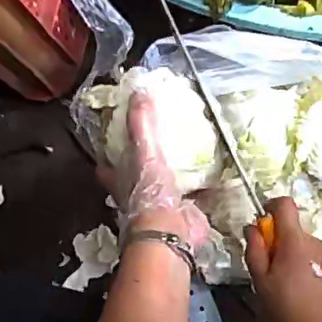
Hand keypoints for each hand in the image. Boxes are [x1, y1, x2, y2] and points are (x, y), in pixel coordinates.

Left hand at [112, 89, 209, 249]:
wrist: (171, 231)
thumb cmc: (149, 193)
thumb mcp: (143, 152)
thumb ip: (141, 124)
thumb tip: (139, 90)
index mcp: (120, 182)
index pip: (107, 167)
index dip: (108, 156)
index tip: (114, 141)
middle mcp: (138, 196)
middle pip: (136, 178)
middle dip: (145, 166)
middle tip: (158, 145)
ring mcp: (162, 207)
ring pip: (167, 188)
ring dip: (176, 176)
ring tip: (189, 154)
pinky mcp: (186, 214)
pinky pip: (196, 197)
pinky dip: (204, 187)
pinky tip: (215, 174)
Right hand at [244, 197, 321, 321]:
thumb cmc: (291, 311)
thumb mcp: (262, 283)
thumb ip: (255, 251)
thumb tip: (252, 227)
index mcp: (295, 241)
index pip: (285, 204)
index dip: (270, 207)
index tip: (261, 224)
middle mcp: (316, 242)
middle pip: (293, 231)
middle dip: (278, 245)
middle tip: (269, 274)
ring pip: (305, 248)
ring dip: (293, 259)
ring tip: (287, 289)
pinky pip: (316, 261)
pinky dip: (306, 270)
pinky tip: (304, 295)